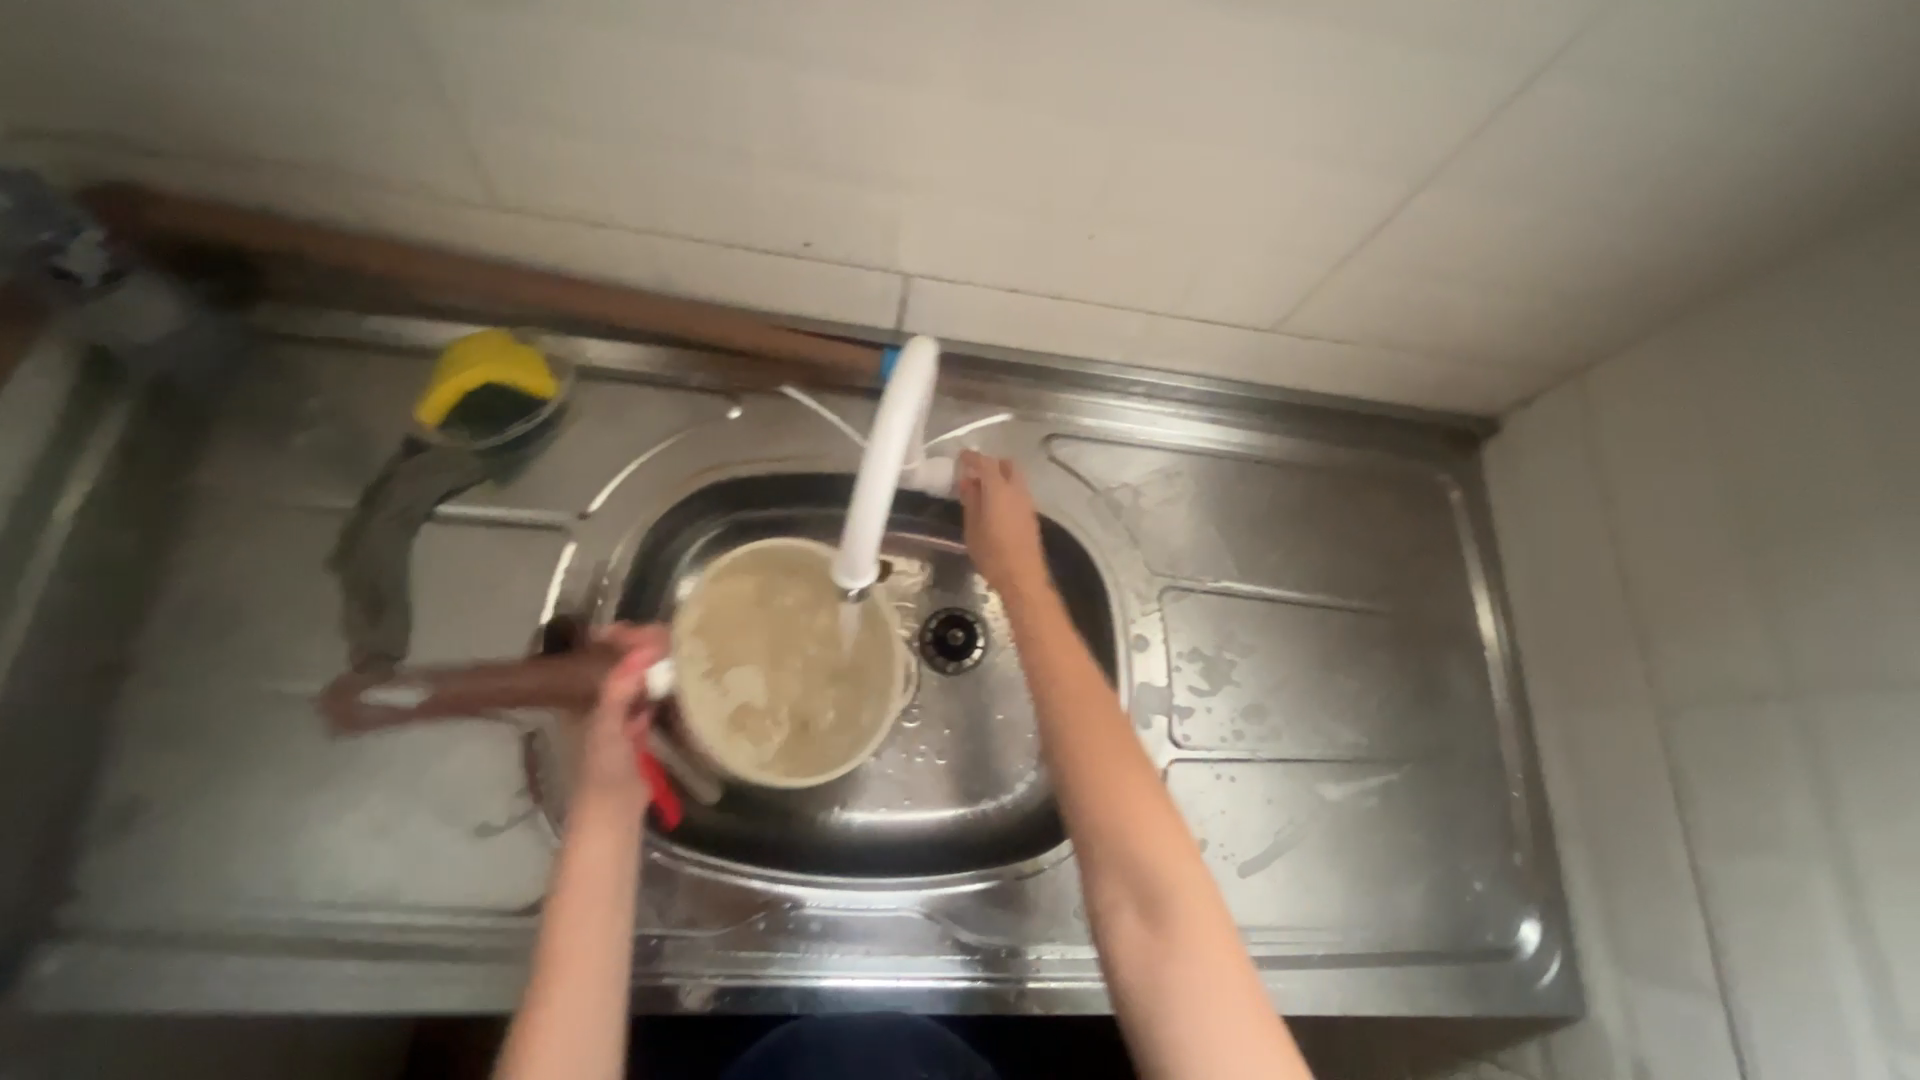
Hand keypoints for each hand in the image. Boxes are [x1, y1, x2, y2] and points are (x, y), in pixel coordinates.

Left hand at [576, 622, 669, 811]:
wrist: (613, 811)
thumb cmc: (603, 768)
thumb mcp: (607, 725)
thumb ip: (620, 689)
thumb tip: (641, 651)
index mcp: (582, 701)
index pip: (598, 660)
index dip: (616, 642)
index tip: (639, 629)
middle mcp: (598, 706)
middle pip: (619, 669)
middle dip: (639, 652)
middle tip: (665, 637)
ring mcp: (618, 719)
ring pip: (635, 684)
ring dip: (651, 669)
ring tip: (673, 651)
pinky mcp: (637, 734)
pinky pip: (648, 703)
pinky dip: (658, 691)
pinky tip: (675, 683)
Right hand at [957, 450, 1048, 597]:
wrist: (1022, 576)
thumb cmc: (992, 553)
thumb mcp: (972, 528)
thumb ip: (971, 501)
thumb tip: (967, 481)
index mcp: (999, 490)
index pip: (986, 463)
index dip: (972, 457)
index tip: (961, 457)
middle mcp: (1017, 490)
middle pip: (1007, 465)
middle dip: (992, 463)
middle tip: (975, 472)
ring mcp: (1027, 502)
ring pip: (1016, 478)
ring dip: (1001, 477)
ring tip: (982, 490)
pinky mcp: (1031, 515)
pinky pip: (1019, 492)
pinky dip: (1007, 490)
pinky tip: (995, 505)